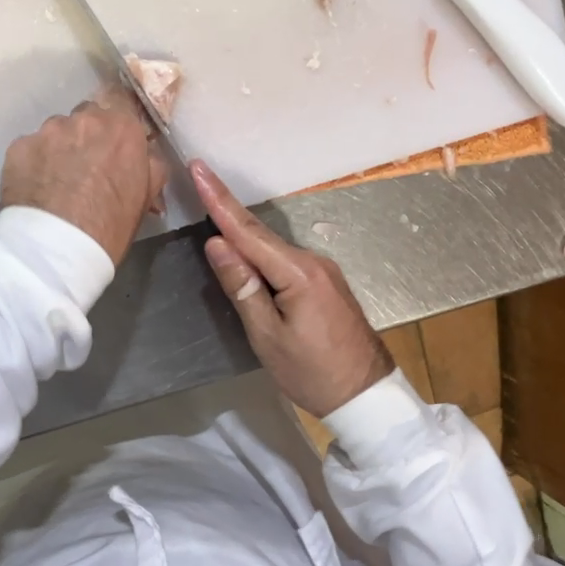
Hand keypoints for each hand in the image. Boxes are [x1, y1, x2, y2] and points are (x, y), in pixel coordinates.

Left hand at [1, 102, 165, 264]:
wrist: (55, 251)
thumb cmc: (108, 228)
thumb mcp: (143, 199)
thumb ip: (150, 167)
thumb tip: (146, 157)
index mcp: (122, 129)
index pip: (121, 102)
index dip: (117, 121)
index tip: (114, 140)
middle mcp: (84, 120)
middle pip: (87, 116)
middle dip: (87, 135)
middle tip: (86, 165)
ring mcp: (47, 131)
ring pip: (56, 131)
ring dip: (59, 148)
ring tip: (56, 180)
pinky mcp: (18, 147)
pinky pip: (30, 148)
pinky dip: (33, 163)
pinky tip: (34, 187)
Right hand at [191, 160, 393, 417]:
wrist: (366, 397)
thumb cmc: (312, 373)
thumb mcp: (268, 336)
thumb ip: (242, 287)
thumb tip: (217, 245)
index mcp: (298, 274)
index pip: (247, 232)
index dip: (219, 200)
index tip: (198, 168)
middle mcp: (313, 262)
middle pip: (259, 233)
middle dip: (226, 207)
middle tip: (198, 176)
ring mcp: (322, 271)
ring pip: (271, 247)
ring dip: (240, 230)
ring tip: (211, 205)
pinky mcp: (324, 283)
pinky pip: (283, 259)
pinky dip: (258, 250)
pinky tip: (242, 246)